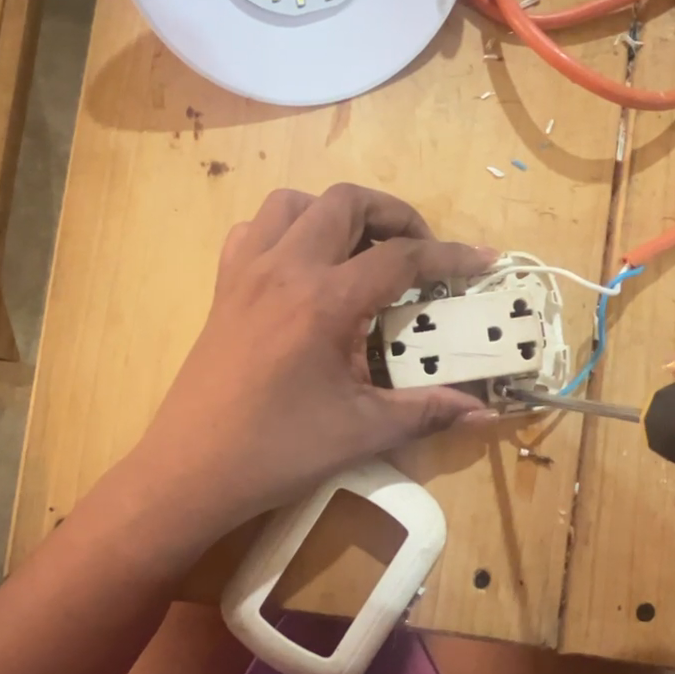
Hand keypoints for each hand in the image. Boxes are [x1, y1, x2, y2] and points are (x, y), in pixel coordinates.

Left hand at [116, 184, 498, 536]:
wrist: (191, 471)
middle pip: (345, 202)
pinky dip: (284, 230)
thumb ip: (426, 411)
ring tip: (360, 250)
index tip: (483, 261)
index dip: (449, 256)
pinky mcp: (222, 288)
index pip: (399, 258)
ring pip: (292, 203)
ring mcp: (245, 273)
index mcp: (323, 300)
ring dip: (334, 212)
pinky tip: (301, 267)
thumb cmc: (277, 452)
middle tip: (418, 251)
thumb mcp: (360, 432)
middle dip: (392, 215)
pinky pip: (252, 231)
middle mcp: (283, 269)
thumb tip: (483, 409)